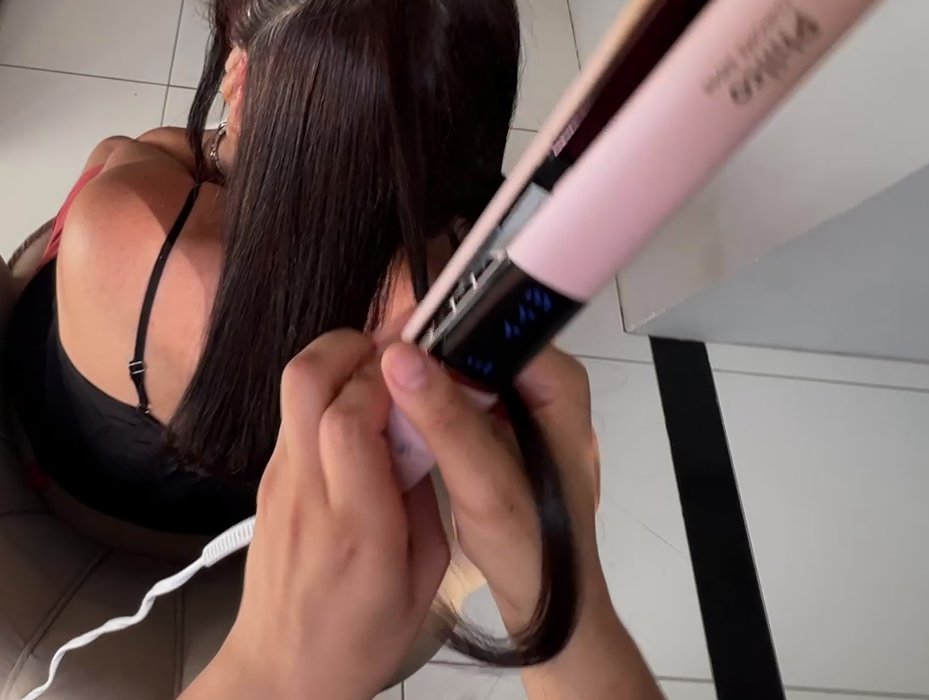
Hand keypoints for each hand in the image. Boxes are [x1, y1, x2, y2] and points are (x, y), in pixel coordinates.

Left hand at [195, 330, 451, 699]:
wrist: (282, 668)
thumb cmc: (360, 636)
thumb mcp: (424, 579)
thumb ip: (427, 496)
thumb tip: (424, 424)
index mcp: (355, 528)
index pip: (348, 422)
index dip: (382, 379)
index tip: (414, 367)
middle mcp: (306, 491)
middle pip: (305, 382)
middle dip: (350, 345)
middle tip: (389, 352)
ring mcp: (277, 477)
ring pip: (294, 387)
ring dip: (336, 361)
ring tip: (376, 372)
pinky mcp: (266, 474)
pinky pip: (293, 411)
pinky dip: (325, 390)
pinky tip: (355, 409)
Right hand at [380, 343, 601, 629]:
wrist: (545, 604)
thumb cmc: (533, 551)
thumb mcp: (485, 485)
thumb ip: (446, 420)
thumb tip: (399, 357)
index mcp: (555, 382)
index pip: (492, 324)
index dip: (438, 326)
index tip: (390, 339)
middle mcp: (539, 380)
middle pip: (470, 339)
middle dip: (421, 350)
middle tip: (372, 363)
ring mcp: (517, 400)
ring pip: (456, 364)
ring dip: (417, 374)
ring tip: (375, 383)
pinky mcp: (495, 420)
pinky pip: (452, 390)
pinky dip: (422, 398)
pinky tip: (393, 410)